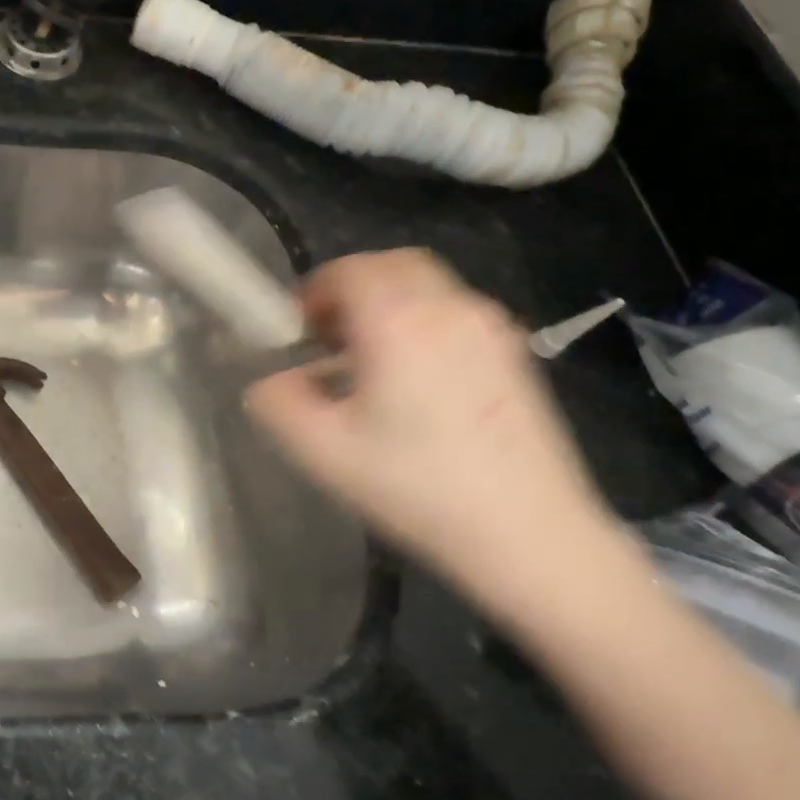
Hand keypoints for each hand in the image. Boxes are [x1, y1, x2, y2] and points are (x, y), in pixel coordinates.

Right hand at [245, 249, 620, 590]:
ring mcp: (491, 330)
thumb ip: (277, 403)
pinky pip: (457, 315)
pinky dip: (424, 324)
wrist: (529, 533)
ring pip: (429, 288)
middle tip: (327, 336)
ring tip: (368, 363)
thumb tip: (269, 381)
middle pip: (393, 266)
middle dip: (352, 288)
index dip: (314, 290)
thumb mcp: (322, 452)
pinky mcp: (516, 356)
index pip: (349, 269)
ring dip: (389, 305)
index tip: (296, 329)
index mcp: (399, 323)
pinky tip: (415, 384)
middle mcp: (450, 310)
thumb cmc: (417, 487)